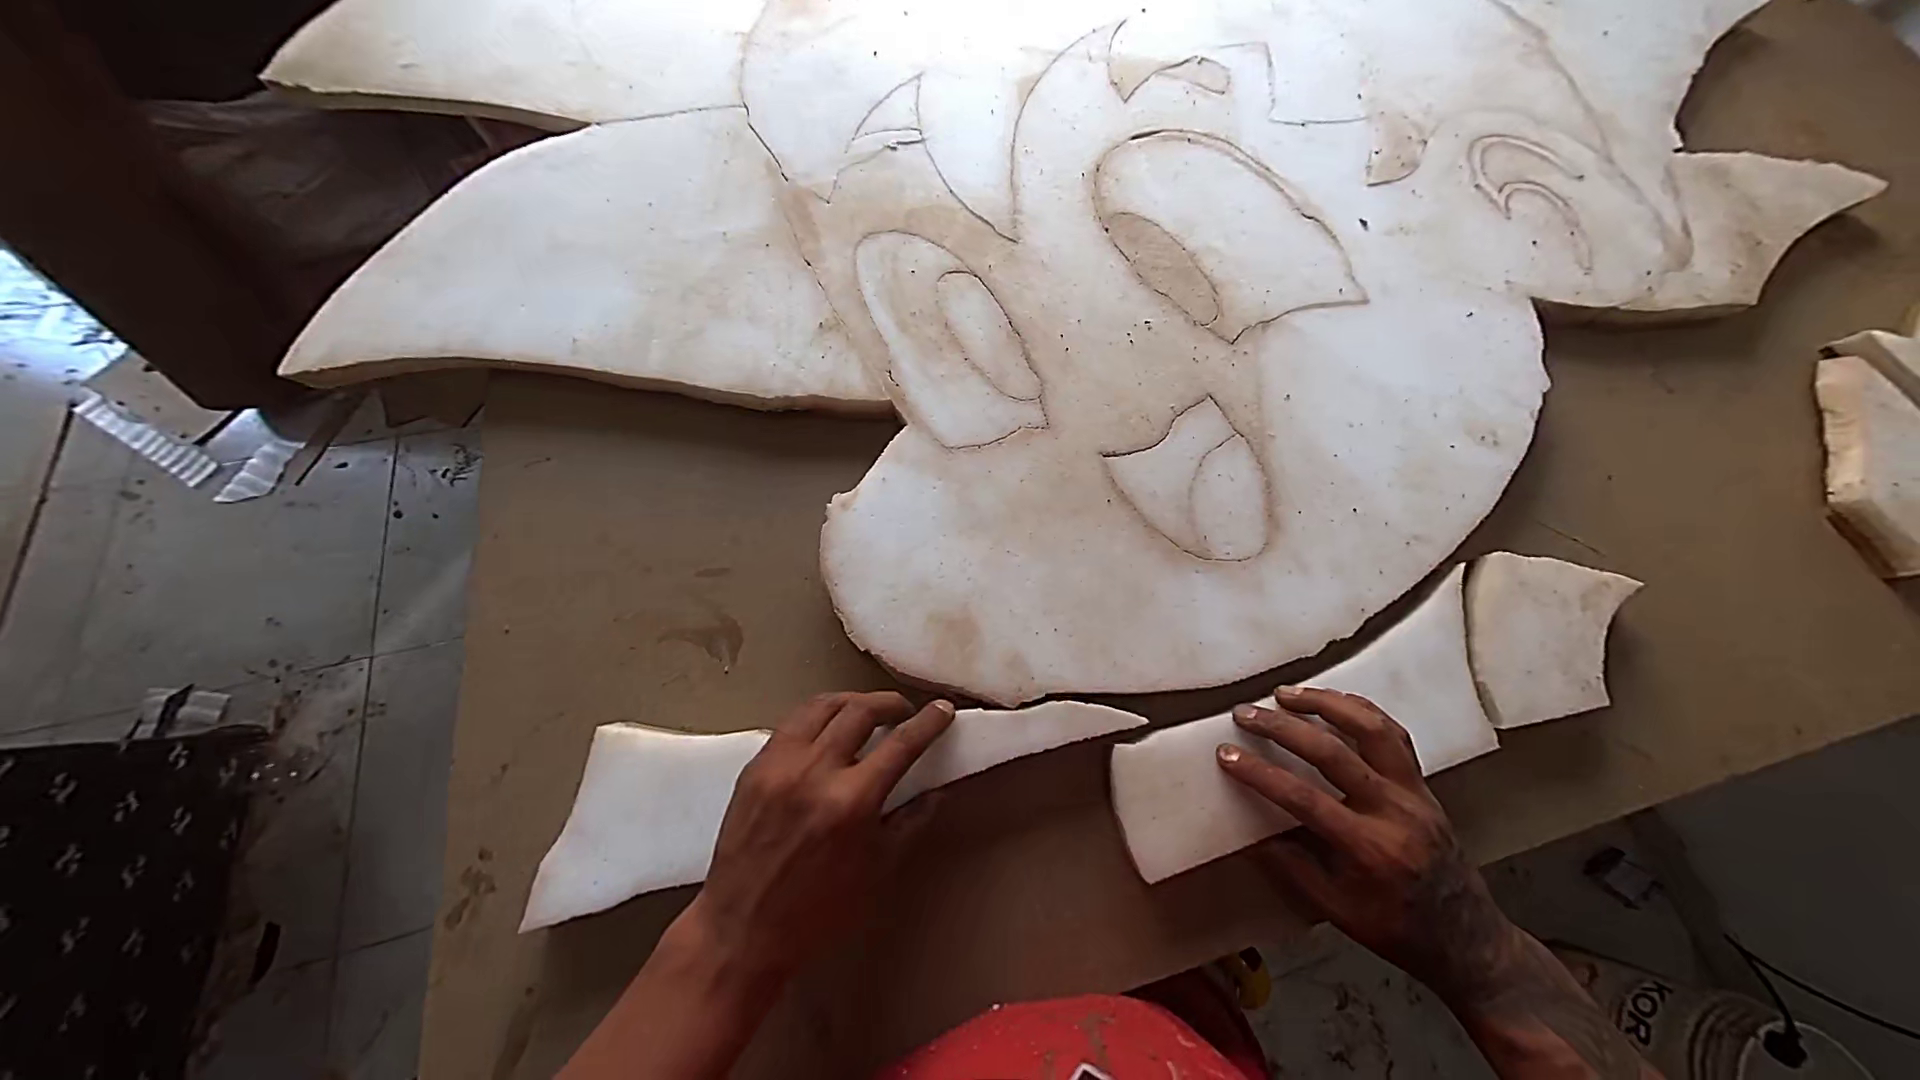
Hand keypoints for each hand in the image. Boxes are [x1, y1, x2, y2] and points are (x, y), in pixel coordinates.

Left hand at [563, 692, 955, 1079]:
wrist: (741, 932)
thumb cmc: (818, 913)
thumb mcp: (878, 871)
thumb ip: (911, 822)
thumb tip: (937, 789)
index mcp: (850, 803)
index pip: (901, 744)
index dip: (928, 722)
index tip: (943, 709)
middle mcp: (814, 772)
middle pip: (860, 710)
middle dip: (890, 703)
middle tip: (904, 710)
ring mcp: (779, 765)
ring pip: (822, 705)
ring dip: (853, 701)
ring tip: (868, 710)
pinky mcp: (754, 767)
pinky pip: (791, 723)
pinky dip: (818, 716)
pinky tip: (828, 728)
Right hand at [1218, 687, 1658, 1078]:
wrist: (1471, 942)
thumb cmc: (1395, 929)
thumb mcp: (1333, 908)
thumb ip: (1288, 864)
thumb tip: (1245, 828)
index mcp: (1369, 850)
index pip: (1303, 799)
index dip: (1259, 774)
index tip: (1225, 754)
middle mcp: (1395, 813)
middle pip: (1334, 753)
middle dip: (1282, 727)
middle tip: (1245, 713)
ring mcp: (1415, 794)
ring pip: (1372, 730)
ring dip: (1325, 704)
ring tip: (1286, 693)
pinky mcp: (1424, 785)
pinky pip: (1393, 735)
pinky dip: (1359, 710)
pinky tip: (1331, 701)